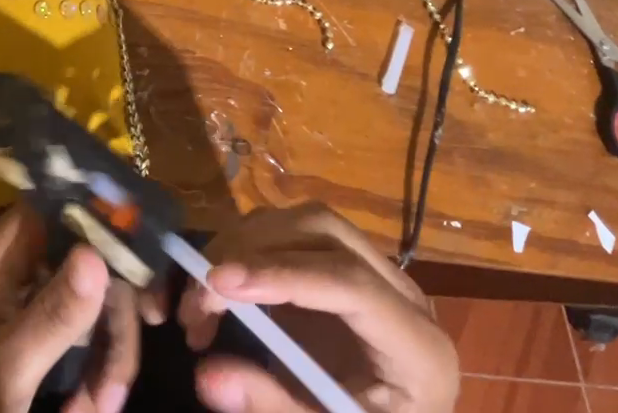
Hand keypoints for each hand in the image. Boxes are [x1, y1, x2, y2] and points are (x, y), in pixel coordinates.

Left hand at [0, 204, 141, 412]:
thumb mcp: (7, 363)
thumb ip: (53, 314)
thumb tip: (98, 252)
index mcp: (7, 251)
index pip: (66, 204)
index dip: (111, 223)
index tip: (147, 270)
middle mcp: (26, 263)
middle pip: (97, 261)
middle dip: (114, 321)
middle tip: (116, 385)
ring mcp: (38, 299)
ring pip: (101, 305)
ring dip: (110, 358)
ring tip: (98, 407)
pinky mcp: (47, 334)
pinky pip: (91, 339)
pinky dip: (97, 375)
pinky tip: (88, 408)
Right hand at [179, 204, 457, 412]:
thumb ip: (273, 404)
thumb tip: (205, 375)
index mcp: (418, 348)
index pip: (351, 284)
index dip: (281, 274)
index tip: (215, 284)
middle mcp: (403, 296)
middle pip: (323, 233)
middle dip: (251, 250)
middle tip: (199, 295)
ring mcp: (375, 275)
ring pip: (302, 222)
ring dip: (241, 244)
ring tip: (200, 295)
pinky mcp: (343, 268)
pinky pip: (290, 234)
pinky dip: (246, 248)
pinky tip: (220, 288)